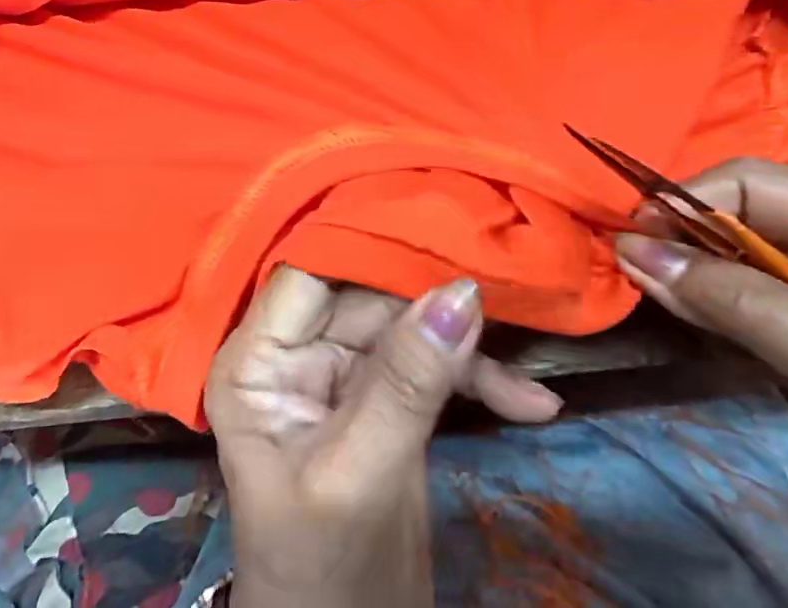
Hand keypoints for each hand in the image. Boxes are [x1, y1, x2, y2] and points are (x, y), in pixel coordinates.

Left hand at [205, 266, 561, 607]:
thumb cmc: (320, 567)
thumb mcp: (359, 473)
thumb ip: (407, 382)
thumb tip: (462, 292)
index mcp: (257, 360)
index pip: (310, 273)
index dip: (366, 243)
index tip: (435, 221)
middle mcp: (293, 351)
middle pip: (366, 292)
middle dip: (430, 299)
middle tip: (499, 289)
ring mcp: (341, 370)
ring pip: (408, 323)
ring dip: (466, 347)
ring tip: (521, 380)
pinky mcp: (383, 393)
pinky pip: (432, 362)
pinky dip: (479, 379)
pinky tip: (530, 404)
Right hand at [613, 159, 787, 607]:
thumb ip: (749, 310)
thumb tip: (633, 251)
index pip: (782, 187)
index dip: (694, 203)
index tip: (629, 240)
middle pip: (766, 221)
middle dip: (695, 248)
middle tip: (630, 278)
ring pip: (759, 261)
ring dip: (704, 282)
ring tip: (651, 299)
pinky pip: (771, 301)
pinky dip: (726, 312)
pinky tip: (694, 322)